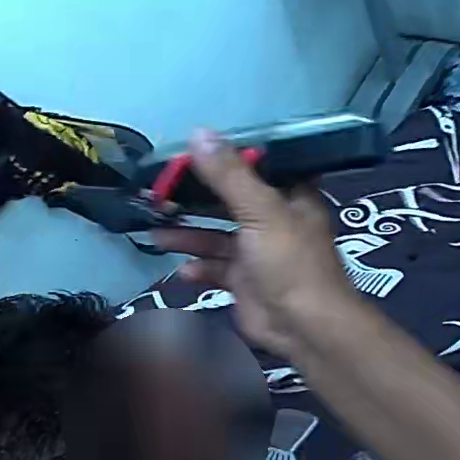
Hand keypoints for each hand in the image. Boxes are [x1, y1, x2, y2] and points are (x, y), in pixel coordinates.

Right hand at [149, 130, 361, 357]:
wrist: (304, 327)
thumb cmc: (290, 261)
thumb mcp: (261, 211)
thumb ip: (229, 175)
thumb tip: (198, 133)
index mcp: (288, 197)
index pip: (254, 167)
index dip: (223, 159)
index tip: (188, 151)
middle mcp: (273, 221)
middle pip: (227, 202)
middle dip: (194, 200)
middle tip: (159, 192)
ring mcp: (257, 253)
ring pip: (216, 238)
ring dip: (187, 236)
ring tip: (155, 232)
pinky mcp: (244, 282)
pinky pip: (215, 269)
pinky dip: (198, 269)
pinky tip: (183, 271)